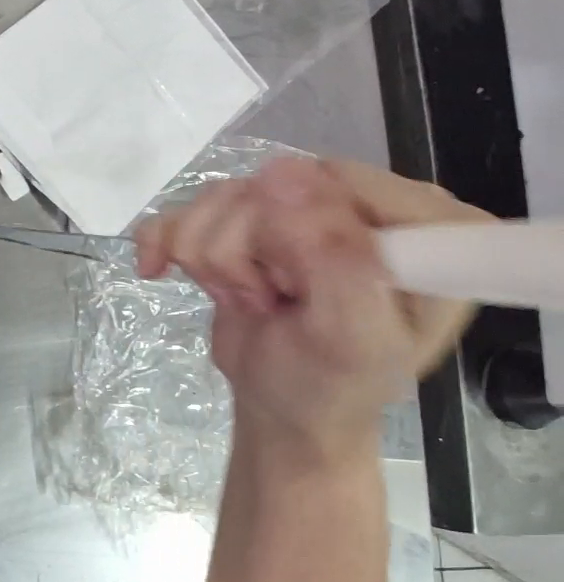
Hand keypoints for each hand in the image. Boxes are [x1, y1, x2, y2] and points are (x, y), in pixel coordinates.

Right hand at [135, 156, 488, 453]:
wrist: (283, 407)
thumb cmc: (329, 384)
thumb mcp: (347, 332)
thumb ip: (334, 255)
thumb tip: (282, 173)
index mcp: (421, 223)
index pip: (328, 179)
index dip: (292, 229)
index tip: (297, 286)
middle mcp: (363, 205)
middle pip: (264, 188)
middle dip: (242, 251)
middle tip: (268, 301)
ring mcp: (297, 212)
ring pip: (218, 198)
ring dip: (208, 257)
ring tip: (245, 299)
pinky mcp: (242, 223)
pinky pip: (182, 209)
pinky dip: (162, 243)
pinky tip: (158, 270)